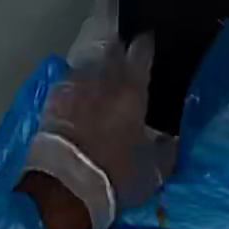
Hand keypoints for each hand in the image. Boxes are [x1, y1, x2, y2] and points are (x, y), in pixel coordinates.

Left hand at [23, 32, 172, 228]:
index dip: (147, 44)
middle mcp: (105, 76)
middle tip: (125, 62)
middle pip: (114, 48)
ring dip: (98, 67)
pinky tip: (78, 96)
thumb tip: (174, 138)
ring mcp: (77, 82)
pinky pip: (70, 79)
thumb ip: (168, 148)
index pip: (143, 49)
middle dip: (120, 51)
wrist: (66, 185)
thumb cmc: (115, 174)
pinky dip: (77, 84)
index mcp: (133, 87)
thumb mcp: (154, 169)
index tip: (149, 44)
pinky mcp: (55, 94)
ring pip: (91, 62)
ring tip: (101, 80)